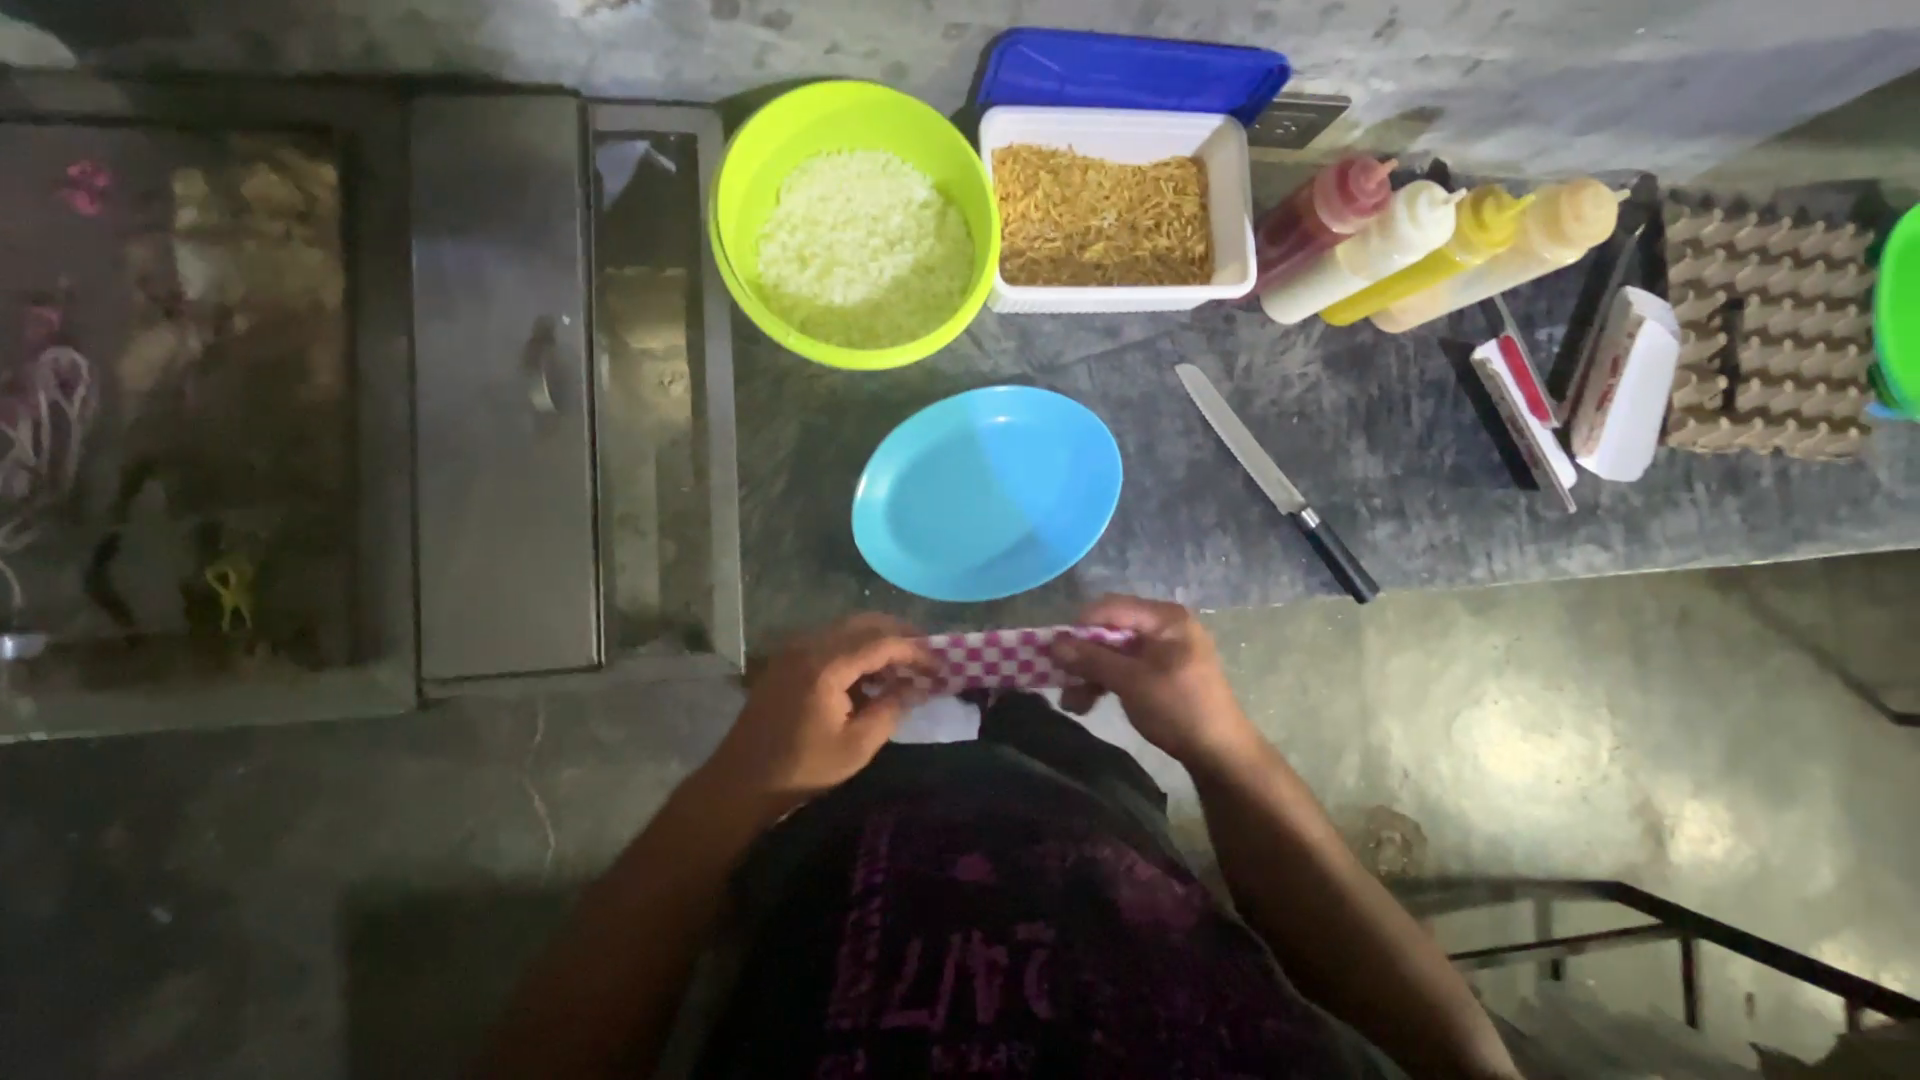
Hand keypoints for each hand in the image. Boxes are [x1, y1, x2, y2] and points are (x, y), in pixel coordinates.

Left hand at [701, 614, 933, 814]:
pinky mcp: (787, 660)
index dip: (916, 650)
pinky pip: (830, 640)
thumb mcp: (857, 745)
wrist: (741, 781)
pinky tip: (871, 674)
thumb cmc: (802, 769)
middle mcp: (809, 646)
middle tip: (928, 655)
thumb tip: (917, 686)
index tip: (941, 665)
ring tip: (905, 666)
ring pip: (847, 628)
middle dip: (900, 635)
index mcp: (826, 665)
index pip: (882, 642)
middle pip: (864, 623)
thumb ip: (891, 708)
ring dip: (878, 640)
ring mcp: (794, 650)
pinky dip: (856, 648)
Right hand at [1052, 594, 1262, 772]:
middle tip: (1061, 682)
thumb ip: (1092, 659)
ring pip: (1113, 651)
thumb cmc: (1179, 709)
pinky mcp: (1160, 670)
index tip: (1057, 654)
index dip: (1080, 627)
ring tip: (1073, 704)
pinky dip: (1106, 681)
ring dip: (1090, 673)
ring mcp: (1163, 649)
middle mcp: (1164, 625)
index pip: (1110, 607)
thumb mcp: (1131, 682)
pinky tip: (1089, 703)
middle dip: (1083, 656)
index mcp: (1164, 618)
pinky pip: (1125, 666)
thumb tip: (1052, 644)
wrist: (1219, 752)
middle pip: (1110, 629)